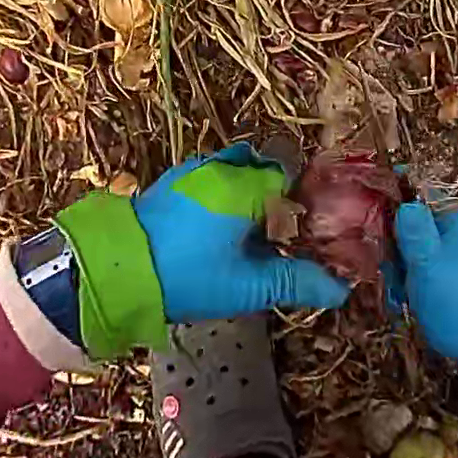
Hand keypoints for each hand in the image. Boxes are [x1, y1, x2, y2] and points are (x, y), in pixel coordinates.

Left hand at [136, 144, 351, 322]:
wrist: (116, 270)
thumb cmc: (189, 276)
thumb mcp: (246, 285)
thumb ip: (295, 282)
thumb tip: (340, 290)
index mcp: (245, 186)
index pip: (287, 176)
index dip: (296, 200)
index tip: (296, 228)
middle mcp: (222, 168)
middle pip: (262, 169)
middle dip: (272, 194)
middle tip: (271, 232)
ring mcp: (193, 170)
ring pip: (234, 169)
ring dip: (245, 190)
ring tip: (242, 230)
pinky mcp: (172, 180)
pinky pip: (209, 175)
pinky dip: (220, 191)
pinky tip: (211, 225)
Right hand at [393, 202, 457, 420]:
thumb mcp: (429, 262)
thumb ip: (413, 227)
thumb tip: (402, 198)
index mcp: (454, 216)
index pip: (414, 191)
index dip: (391, 203)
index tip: (371, 222)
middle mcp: (453, 230)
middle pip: (408, 221)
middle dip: (391, 244)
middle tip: (387, 269)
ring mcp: (450, 254)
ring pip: (408, 248)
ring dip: (396, 268)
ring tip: (397, 290)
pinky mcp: (446, 277)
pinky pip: (417, 269)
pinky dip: (407, 282)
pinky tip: (404, 300)